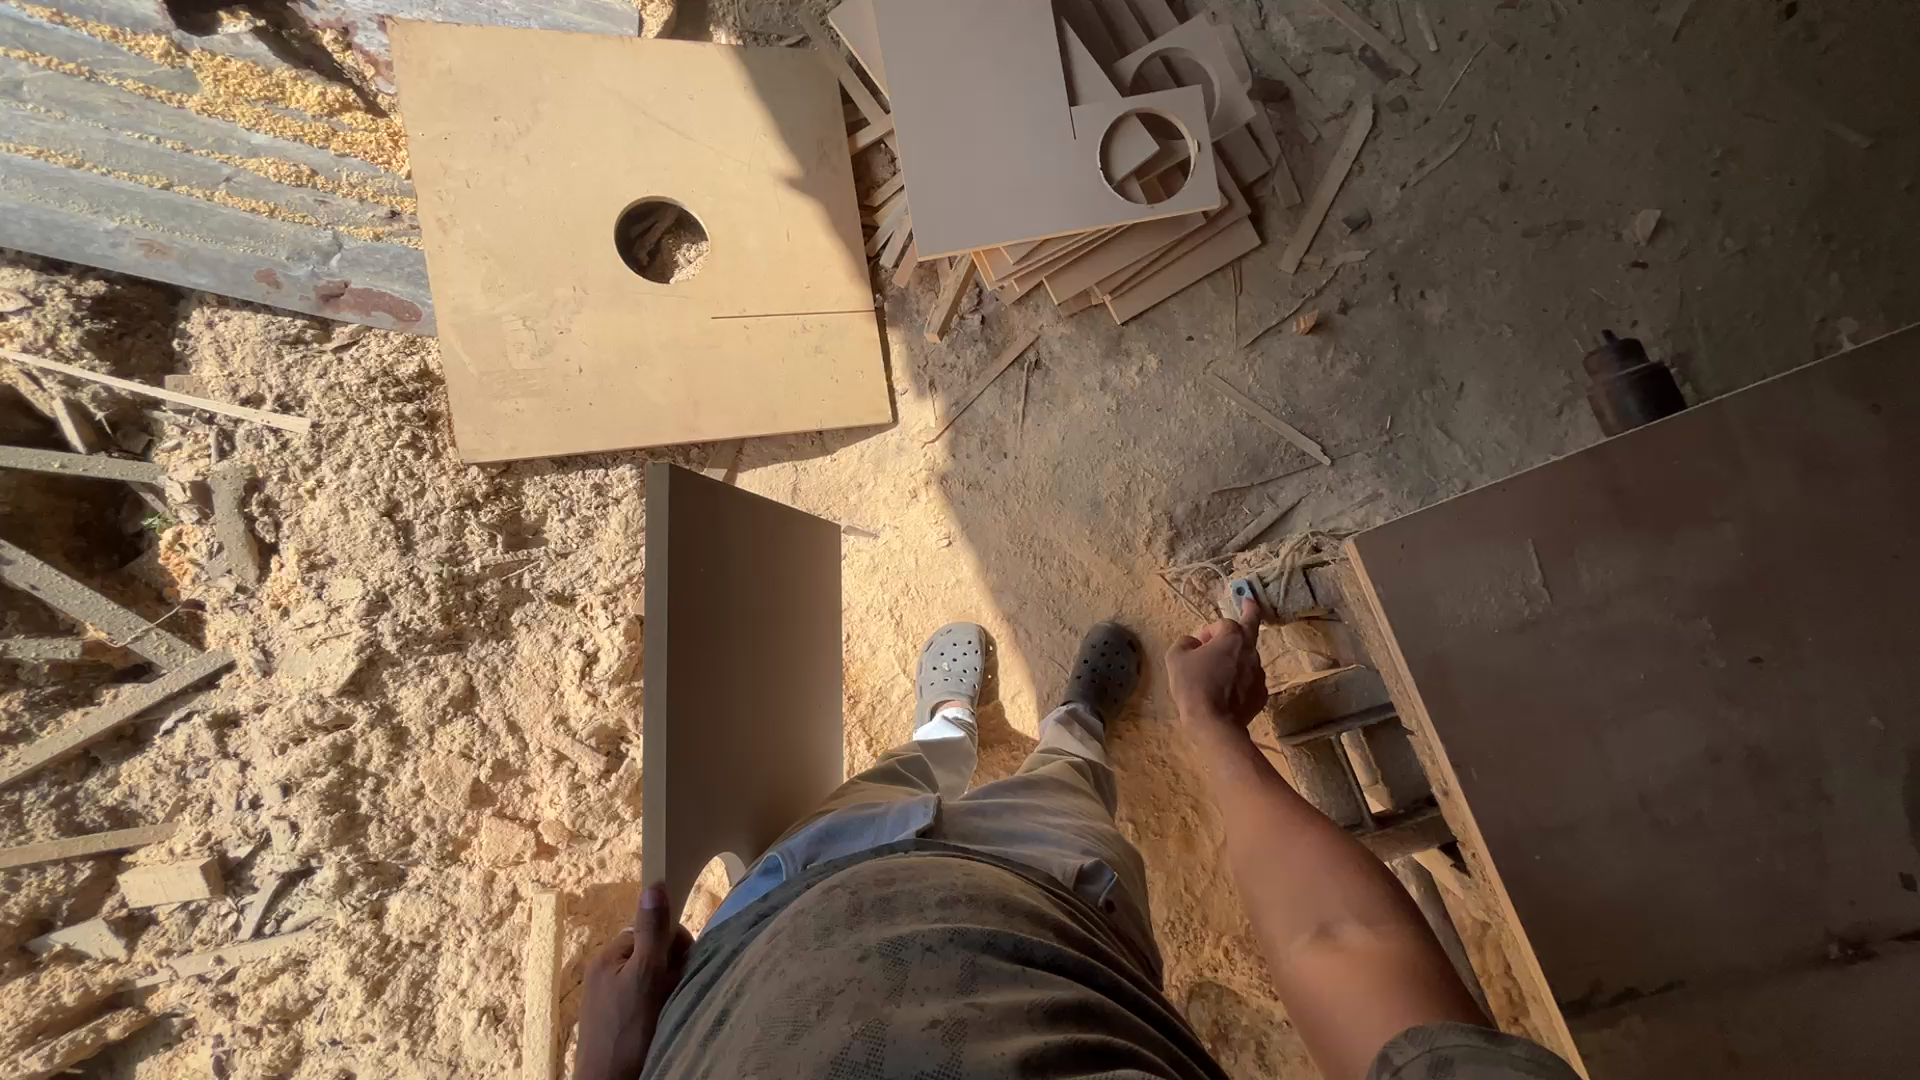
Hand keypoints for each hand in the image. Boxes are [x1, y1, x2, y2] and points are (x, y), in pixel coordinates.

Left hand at [574, 883, 692, 1079]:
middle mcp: (603, 973)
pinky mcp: (613, 1022)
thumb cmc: (629, 1029)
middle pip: (650, 952)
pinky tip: (658, 1020)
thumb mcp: (646, 974)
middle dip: (669, 966)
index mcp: (607, 957)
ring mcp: (606, 1000)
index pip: (650, 930)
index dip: (672, 943)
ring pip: (648, 977)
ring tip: (668, 1006)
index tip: (681, 965)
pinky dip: (655, 1006)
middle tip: (674, 989)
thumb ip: (652, 930)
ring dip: (665, 987)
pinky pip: (641, 999)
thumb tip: (655, 883)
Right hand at [1164, 597, 1268, 735]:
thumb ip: (1185, 642)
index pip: (1224, 623)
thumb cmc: (1193, 685)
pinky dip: (1240, 680)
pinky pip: (1250, 680)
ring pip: (1248, 658)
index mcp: (1232, 638)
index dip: (1209, 630)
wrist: (1213, 723)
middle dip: (1249, 613)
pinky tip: (1226, 691)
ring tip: (1218, 671)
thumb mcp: (1175, 657)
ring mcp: (1258, 674)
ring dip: (1235, 657)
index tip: (1198, 643)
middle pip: (1250, 630)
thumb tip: (1194, 642)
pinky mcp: (1261, 694)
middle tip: (1249, 603)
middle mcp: (1250, 652)